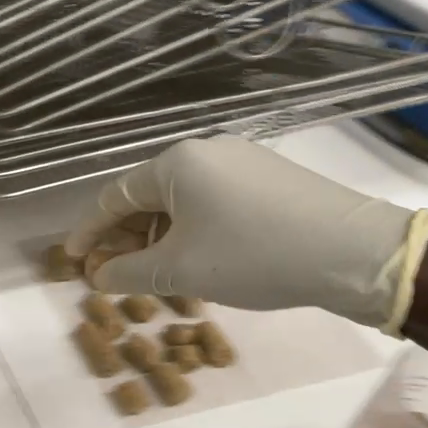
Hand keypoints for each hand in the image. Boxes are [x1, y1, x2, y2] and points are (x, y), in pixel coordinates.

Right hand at [65, 134, 427, 332]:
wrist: (354, 252)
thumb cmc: (252, 255)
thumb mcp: (178, 271)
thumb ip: (127, 273)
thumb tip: (98, 275)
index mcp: (176, 163)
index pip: (113, 198)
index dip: (88, 233)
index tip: (72, 262)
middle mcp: (206, 151)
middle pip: (146, 196)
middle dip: (124, 238)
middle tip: (113, 274)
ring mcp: (242, 161)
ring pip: (180, 201)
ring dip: (158, 238)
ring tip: (155, 275)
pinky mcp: (269, 177)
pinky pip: (212, 202)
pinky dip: (191, 230)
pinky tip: (197, 259)